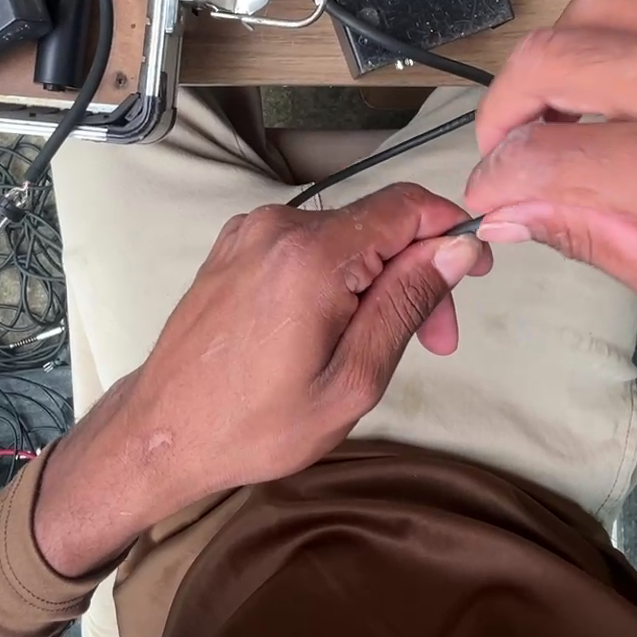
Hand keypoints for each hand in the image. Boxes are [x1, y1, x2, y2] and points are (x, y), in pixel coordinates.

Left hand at [34, 184, 489, 574]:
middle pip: (379, 224)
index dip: (452, 230)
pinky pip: (308, 244)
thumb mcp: (352, 379)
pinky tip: (333, 326)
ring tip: (375, 345)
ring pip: (346, 235)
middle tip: (434, 342)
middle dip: (416, 274)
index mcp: (310, 254)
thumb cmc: (255, 424)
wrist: (162, 431)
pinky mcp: (236, 245)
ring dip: (376, 279)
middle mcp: (278, 224)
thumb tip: (457, 248)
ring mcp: (251, 231)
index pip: (407, 205)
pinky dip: (337, 275)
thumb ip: (407, 303)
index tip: (475, 272)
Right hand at [462, 0, 636, 339]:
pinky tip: (629, 74)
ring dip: (555, 61)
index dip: (491, 183)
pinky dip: (616, 31)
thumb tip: (510, 213)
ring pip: (592, 8)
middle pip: (546, 60)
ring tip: (567, 109)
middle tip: (511, 152)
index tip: (488, 200)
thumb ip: (590, 239)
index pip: (540, 157)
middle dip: (500, 113)